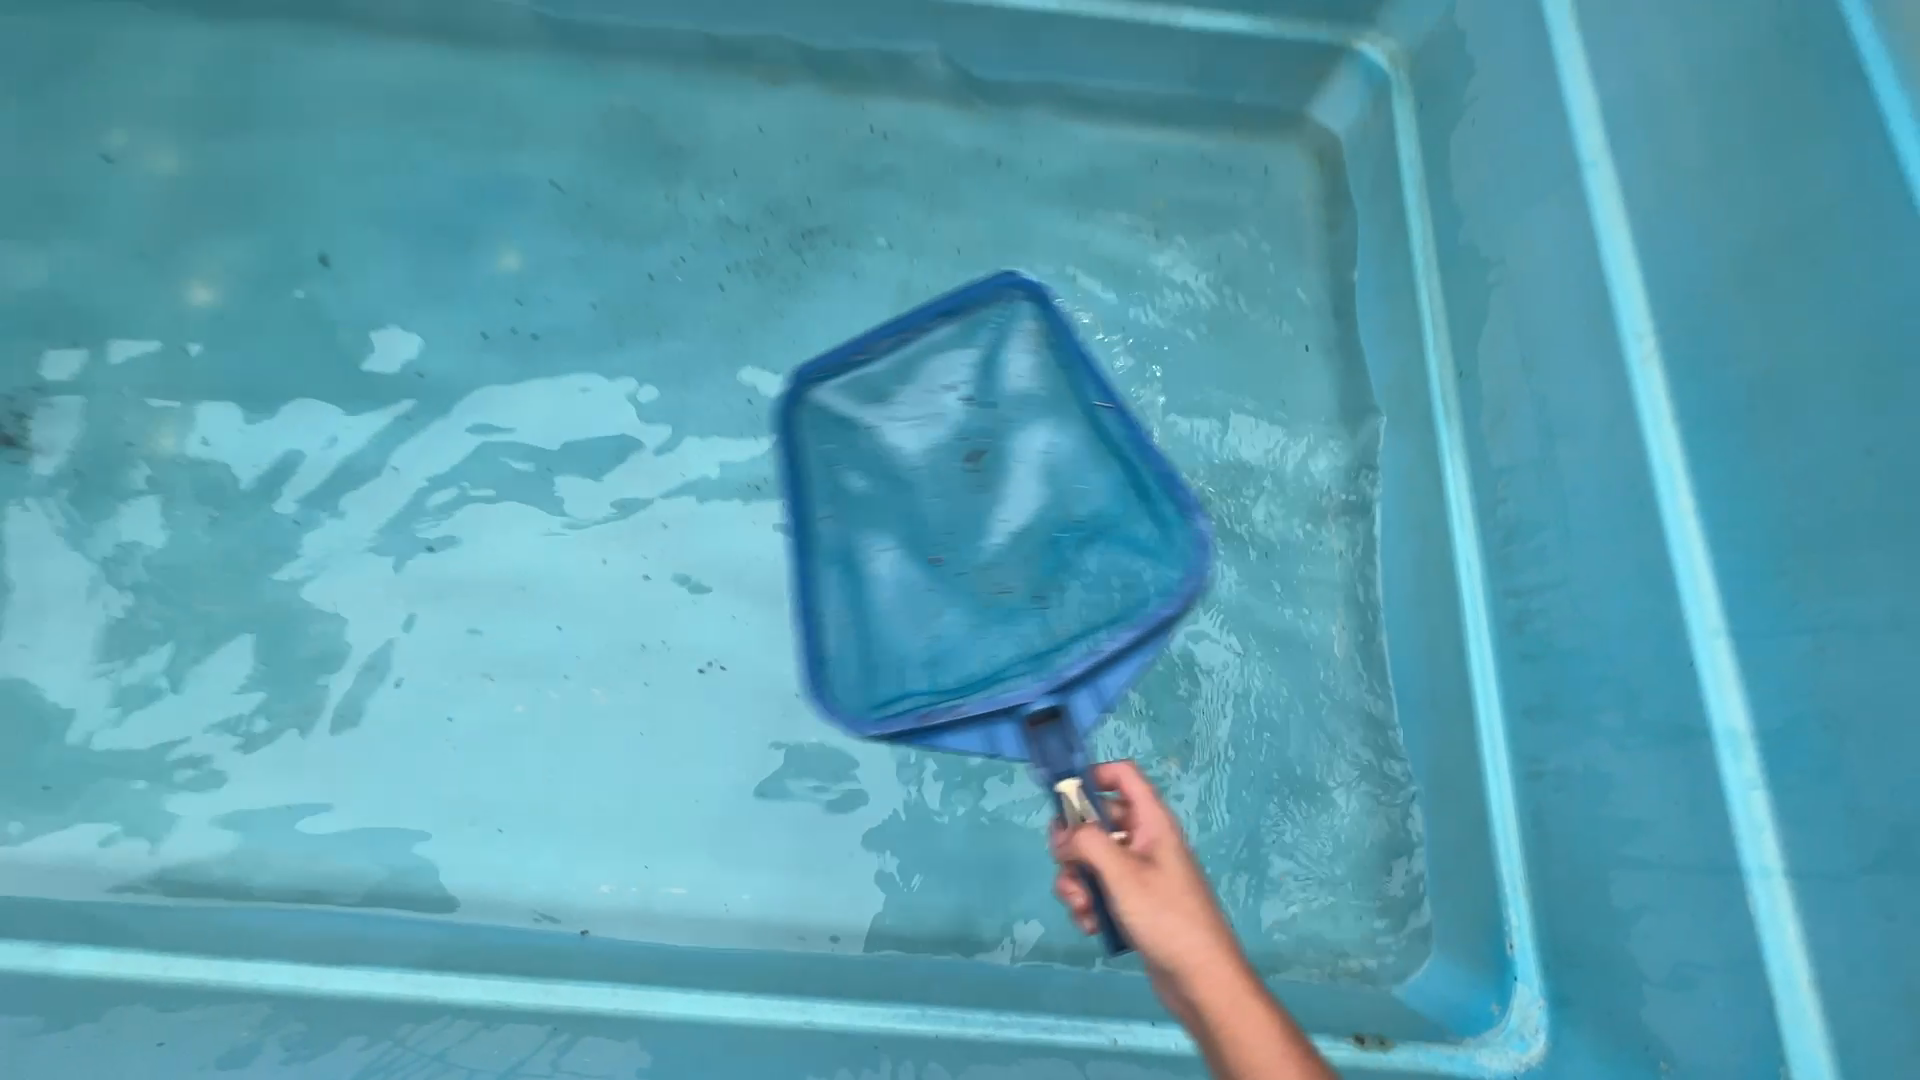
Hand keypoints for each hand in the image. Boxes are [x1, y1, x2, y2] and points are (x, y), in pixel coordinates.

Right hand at [1049, 761, 1255, 1022]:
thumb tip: (1063, 833)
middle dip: (1074, 844)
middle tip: (1065, 864)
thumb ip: (1086, 842)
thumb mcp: (1122, 873)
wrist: (1202, 981)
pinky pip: (1099, 888)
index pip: (1123, 775)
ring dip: (1078, 880)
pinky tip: (1091, 926)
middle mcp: (1145, 840)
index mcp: (1151, 821)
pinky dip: (1089, 903)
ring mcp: (1138, 872)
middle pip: (1097, 820)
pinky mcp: (1133, 902)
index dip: (1094, 776)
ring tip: (1082, 907)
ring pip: (1092, 858)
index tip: (1064, 797)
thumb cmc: (1166, 917)